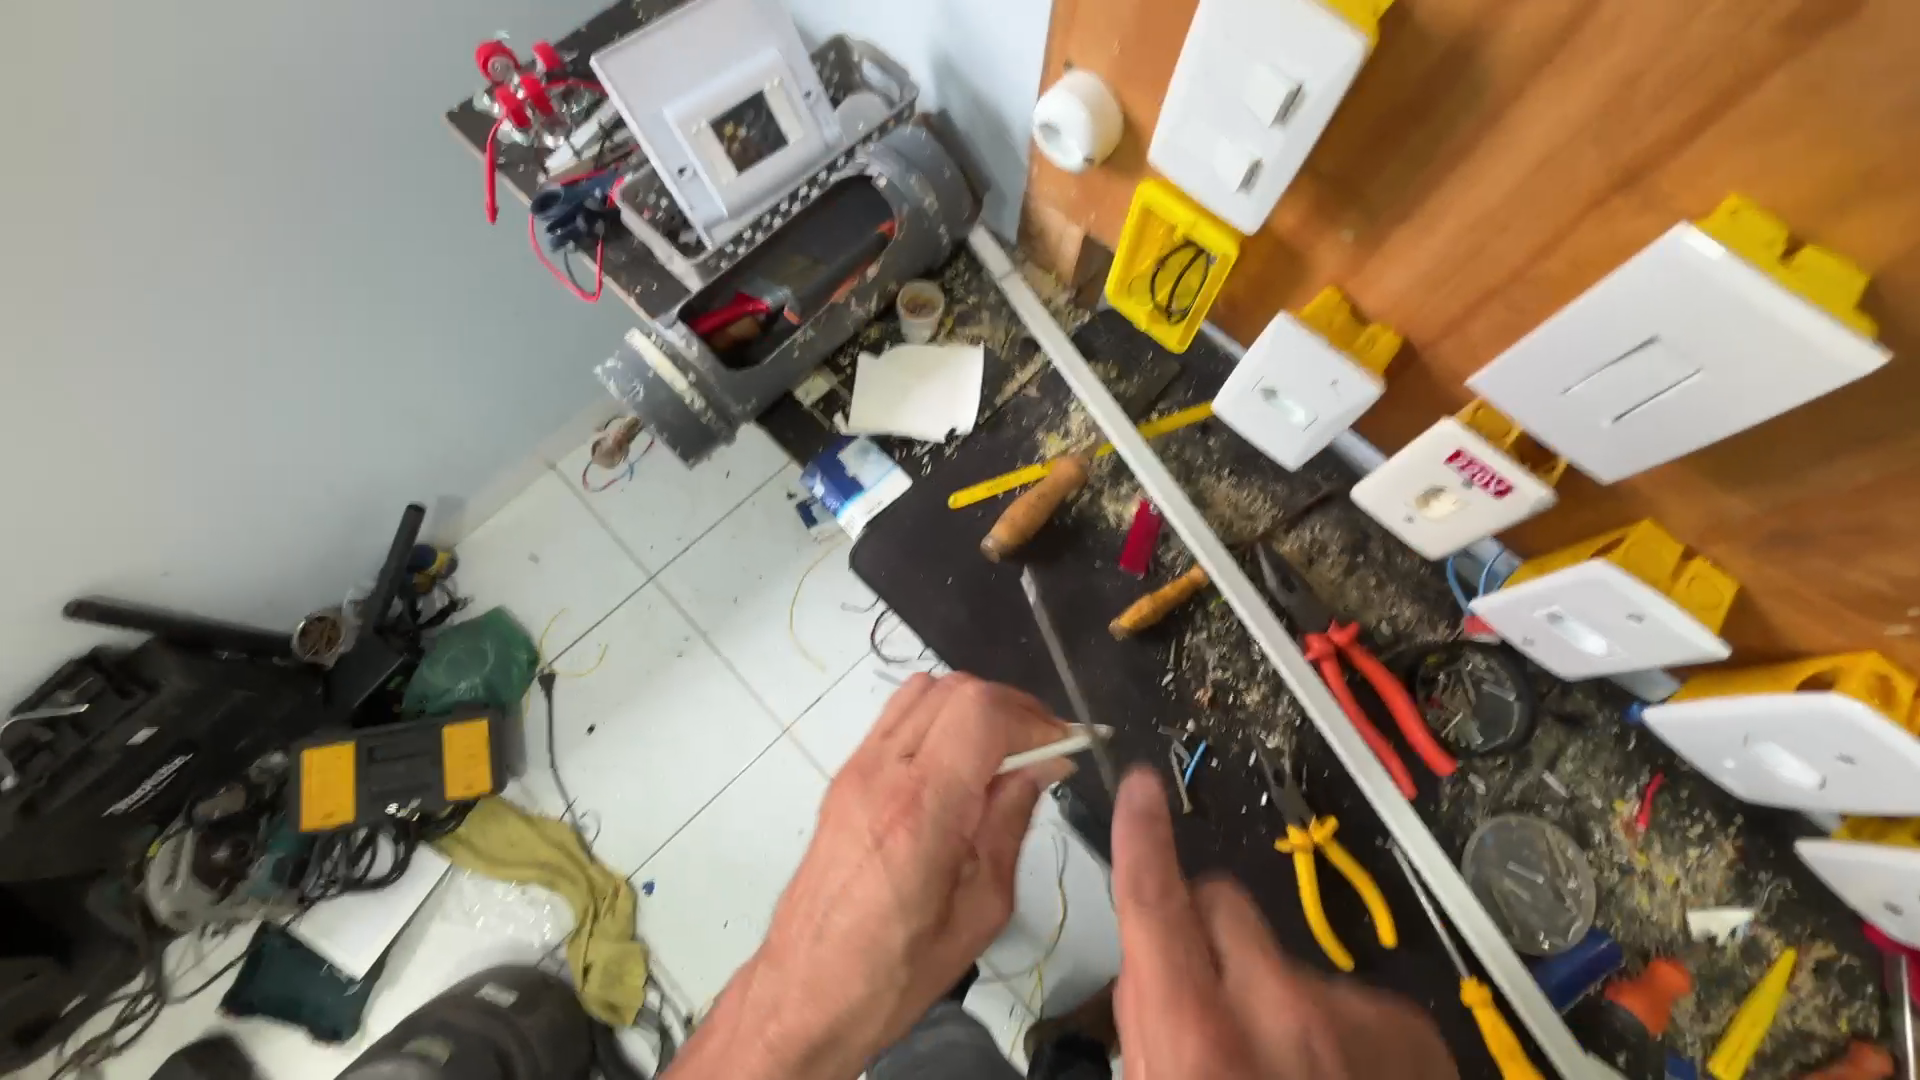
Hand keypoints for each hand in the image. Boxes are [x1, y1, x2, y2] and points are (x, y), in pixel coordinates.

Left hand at [674, 673, 1072, 1079]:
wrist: (804, 990)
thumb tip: (1043, 764)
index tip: (1064, 749)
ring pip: (927, 689)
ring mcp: (858, 765)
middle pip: (959, 689)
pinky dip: (941, 713)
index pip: (983, 714)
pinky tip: (960, 756)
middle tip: (1042, 750)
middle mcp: (885, 770)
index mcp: (923, 810)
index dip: (1034, 720)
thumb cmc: (899, 970)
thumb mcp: (981, 908)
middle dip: (1013, 708)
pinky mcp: (845, 772)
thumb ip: (1010, 822)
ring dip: (976, 705)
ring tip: (1004, 750)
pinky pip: (899, 712)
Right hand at [1111, 768, 1457, 1079]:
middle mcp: (1280, 1008)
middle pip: (1221, 900)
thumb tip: (1150, 969)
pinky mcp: (1408, 1026)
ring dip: (1272, 991)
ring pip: (1281, 955)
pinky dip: (1331, 1027)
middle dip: (1205, 926)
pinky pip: (1341, 994)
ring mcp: (1352, 1016)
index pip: (1156, 904)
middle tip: (1207, 987)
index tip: (1138, 785)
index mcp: (1203, 1039)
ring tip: (1290, 1071)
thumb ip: (1149, 1031)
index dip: (1140, 837)